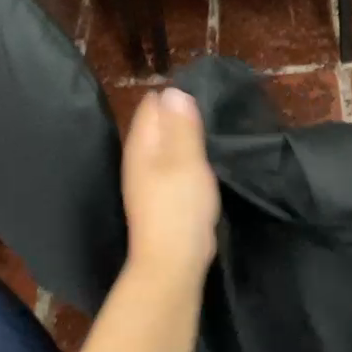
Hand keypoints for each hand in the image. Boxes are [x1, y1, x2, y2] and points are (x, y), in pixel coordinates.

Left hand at [121, 89, 220, 279]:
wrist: (173, 261)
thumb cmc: (180, 207)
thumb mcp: (186, 160)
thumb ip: (181, 126)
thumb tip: (173, 90)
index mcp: (142, 146)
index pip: (152, 106)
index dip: (175, 96)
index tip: (203, 93)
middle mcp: (140, 160)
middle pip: (158, 125)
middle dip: (180, 114)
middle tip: (212, 110)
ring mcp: (148, 180)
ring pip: (166, 145)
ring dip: (185, 137)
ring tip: (211, 130)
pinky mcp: (162, 197)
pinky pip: (173, 164)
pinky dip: (187, 158)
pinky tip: (202, 162)